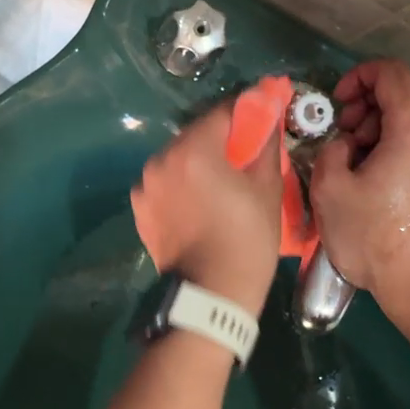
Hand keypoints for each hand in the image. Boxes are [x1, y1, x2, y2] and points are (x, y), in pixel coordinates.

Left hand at [132, 98, 283, 311]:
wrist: (212, 294)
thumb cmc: (247, 240)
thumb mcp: (267, 188)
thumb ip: (266, 145)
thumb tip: (269, 116)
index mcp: (193, 151)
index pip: (222, 113)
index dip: (246, 113)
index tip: (262, 118)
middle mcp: (161, 160)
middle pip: (196, 135)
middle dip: (221, 140)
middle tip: (244, 156)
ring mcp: (145, 186)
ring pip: (178, 159)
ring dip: (199, 163)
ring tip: (222, 184)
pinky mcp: (140, 208)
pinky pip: (165, 183)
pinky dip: (182, 185)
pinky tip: (200, 203)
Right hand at [309, 60, 409, 313]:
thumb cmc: (372, 236)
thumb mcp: (330, 189)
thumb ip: (330, 150)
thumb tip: (344, 144)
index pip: (391, 73)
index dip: (358, 77)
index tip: (336, 103)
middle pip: (403, 91)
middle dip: (365, 102)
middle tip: (342, 132)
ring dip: (377, 124)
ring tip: (352, 156)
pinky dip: (392, 141)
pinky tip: (371, 173)